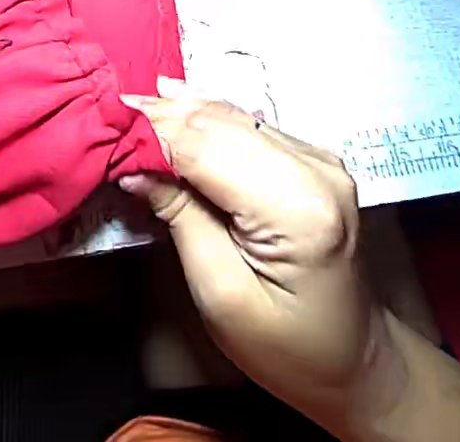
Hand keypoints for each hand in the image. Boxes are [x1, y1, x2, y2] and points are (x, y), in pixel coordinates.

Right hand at [120, 81, 397, 418]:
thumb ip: (179, 216)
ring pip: (225, 114)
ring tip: (129, 108)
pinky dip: (199, 114)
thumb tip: (131, 165)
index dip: (150, 136)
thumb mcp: (220, 292)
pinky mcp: (307, 153)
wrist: (355, 361)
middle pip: (214, 124)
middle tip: (106, 114)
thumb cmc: (286, 346)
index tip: (103, 127)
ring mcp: (315, 156)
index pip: (203, 150)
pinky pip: (241, 121)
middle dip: (157, 118)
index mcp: (299, 208)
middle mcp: (314, 168)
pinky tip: (169, 99)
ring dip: (174, 111)